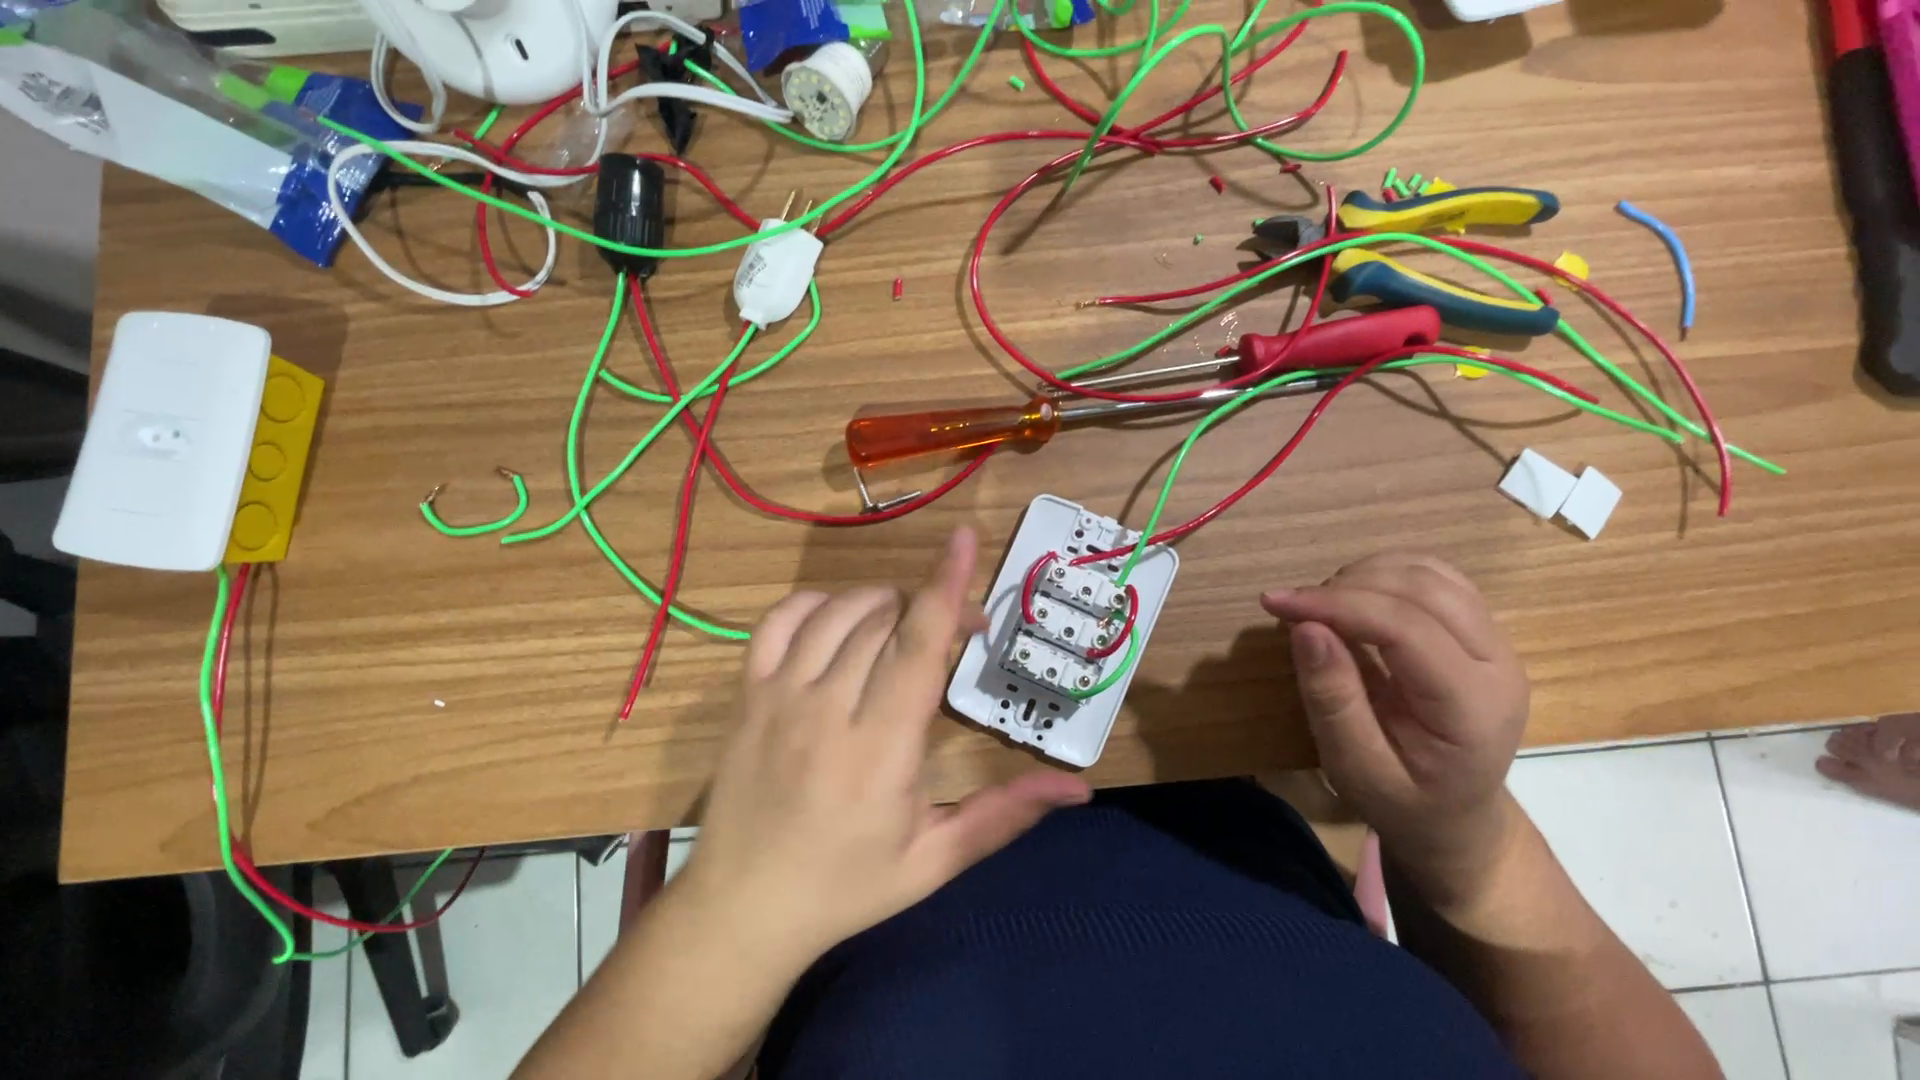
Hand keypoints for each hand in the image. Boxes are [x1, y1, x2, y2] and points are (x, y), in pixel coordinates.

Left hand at [674, 527, 1091, 966]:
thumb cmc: (847, 887)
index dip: (944, 587)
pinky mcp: (746, 696)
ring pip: (836, 613)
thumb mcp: (933, 861)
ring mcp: (779, 697)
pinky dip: (815, 605)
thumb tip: (1079, 788)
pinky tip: (838, 623)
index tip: (962, 540)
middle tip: (959, 632)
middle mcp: (827, 708)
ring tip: (904, 628)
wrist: (742, 909)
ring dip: (880, 604)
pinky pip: (779, 622)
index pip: (918, 645)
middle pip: (884, 621)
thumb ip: (1004, 815)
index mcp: (880, 749)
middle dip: (929, 607)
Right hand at [1260, 552, 1528, 906]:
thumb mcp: (1356, 769)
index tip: (1276, 603)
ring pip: (1432, 573)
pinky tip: (1354, 601)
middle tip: (1294, 608)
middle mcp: (1499, 664)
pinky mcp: (1482, 632)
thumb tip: (1305, 629)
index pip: (1406, 626)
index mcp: (1472, 706)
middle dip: (1348, 585)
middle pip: (1423, 588)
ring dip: (1367, 574)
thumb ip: (1333, 701)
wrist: (1456, 819)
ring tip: (1322, 606)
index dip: (1337, 605)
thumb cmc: (1403, 803)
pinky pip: (1437, 579)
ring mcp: (1497, 643)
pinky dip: (1387, 575)